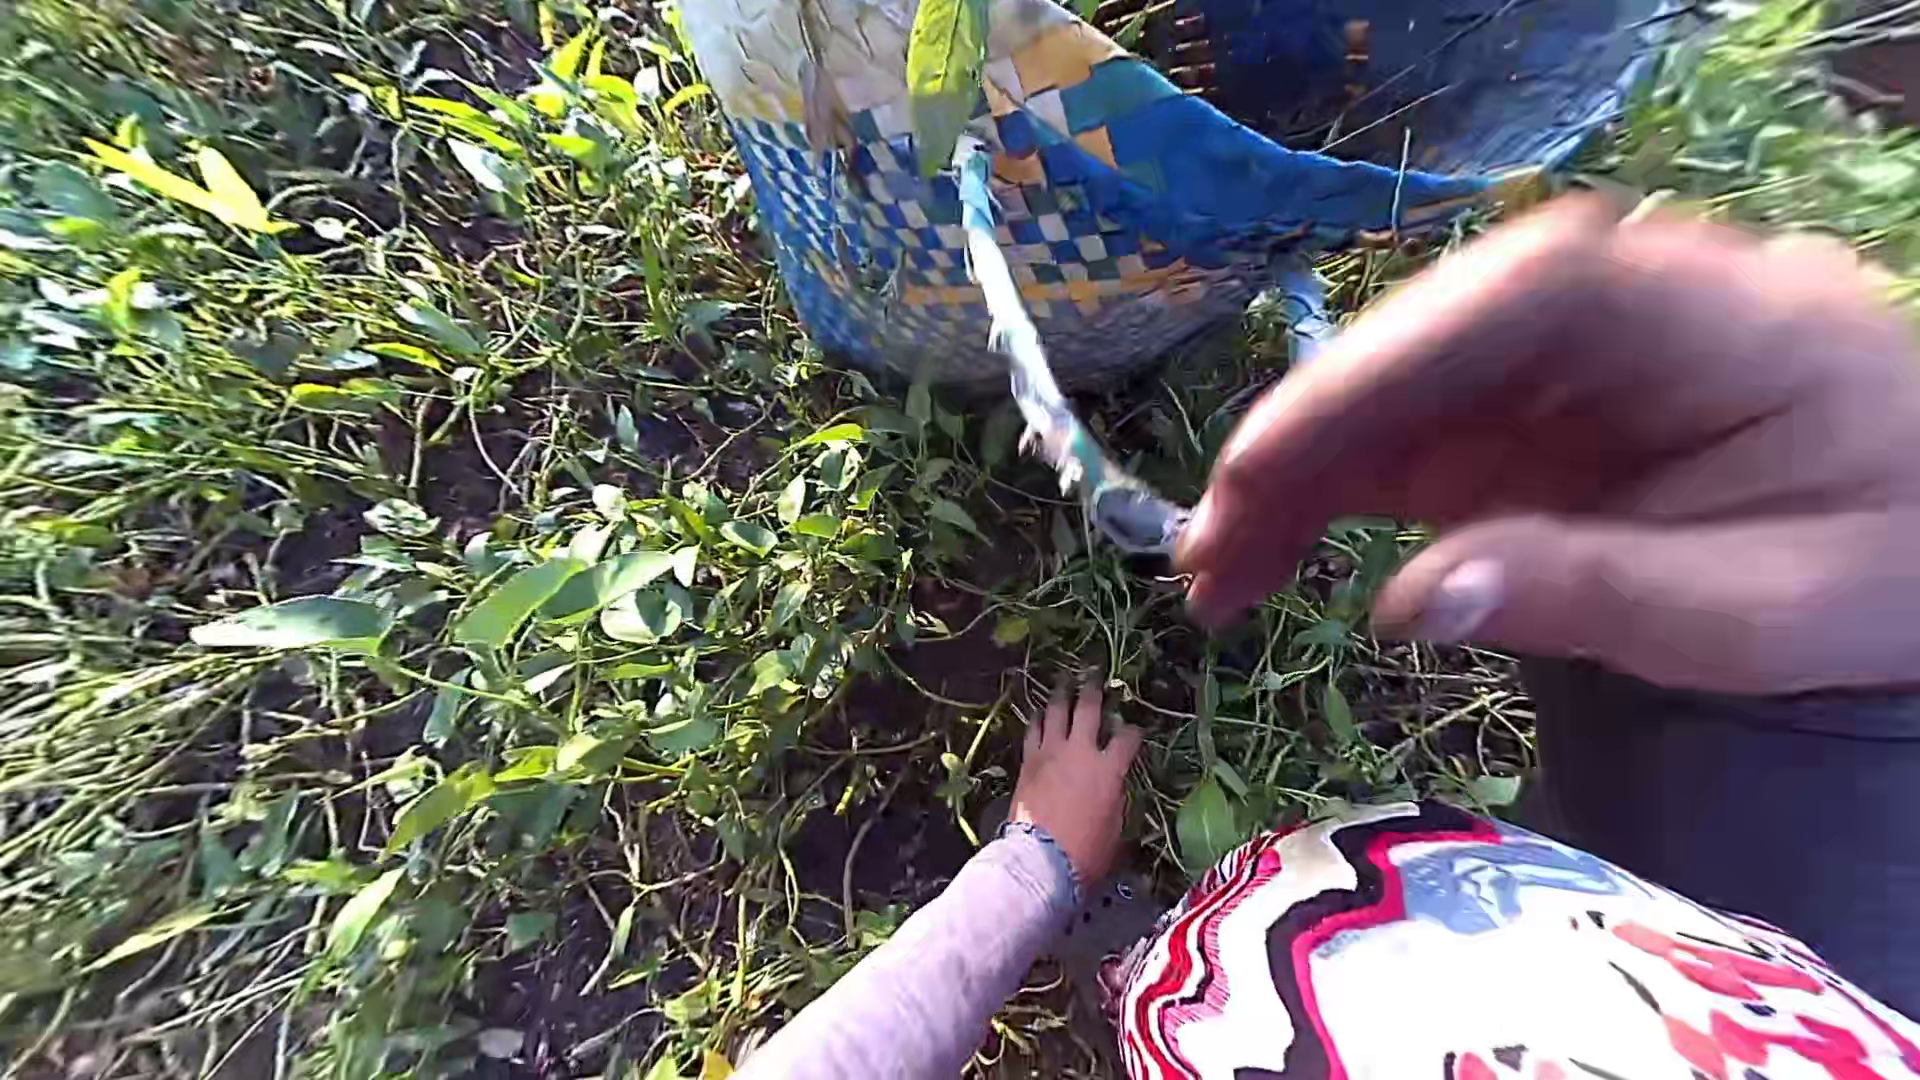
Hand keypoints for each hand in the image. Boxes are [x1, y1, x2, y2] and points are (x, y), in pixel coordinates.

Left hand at [1009, 679, 1141, 886]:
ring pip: (1058, 711)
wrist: (1041, 859)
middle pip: (1089, 710)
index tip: (1136, 729)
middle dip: (1095, 690)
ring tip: (1065, 681)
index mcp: (1109, 770)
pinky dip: (1038, 717)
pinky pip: (1034, 729)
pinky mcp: (1030, 758)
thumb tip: (1115, 790)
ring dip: (1063, 694)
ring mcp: (1052, 751)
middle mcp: (1081, 751)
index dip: (1134, 732)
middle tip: (1095, 675)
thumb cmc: (1084, 853)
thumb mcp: (1115, 831)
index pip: (1128, 739)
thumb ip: (1117, 802)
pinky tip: (1040, 711)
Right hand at [1177, 195, 1919, 694]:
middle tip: (1203, 555)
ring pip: (1334, 421)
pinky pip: (1340, 463)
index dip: (1347, 380)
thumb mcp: (1767, 607)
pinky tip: (1248, 572)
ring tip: (1210, 585)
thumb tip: (1403, 604)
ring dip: (1260, 502)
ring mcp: (1482, 378)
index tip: (1254, 468)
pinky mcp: (1444, 430)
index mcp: (1672, 310)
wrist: (1887, 543)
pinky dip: (1287, 519)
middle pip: (1375, 369)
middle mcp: (1551, 322)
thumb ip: (1594, 592)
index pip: (1486, 306)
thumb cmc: (1872, 558)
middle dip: (1273, 463)